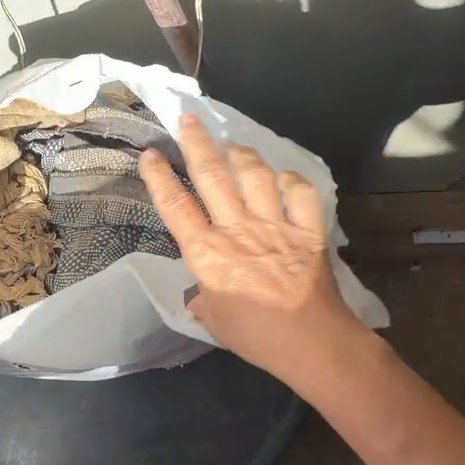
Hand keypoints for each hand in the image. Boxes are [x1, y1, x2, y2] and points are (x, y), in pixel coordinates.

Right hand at [137, 113, 367, 378]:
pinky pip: (301, 194)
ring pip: (255, 176)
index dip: (160, 177)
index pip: (176, 206)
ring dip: (242, 155)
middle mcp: (237, 230)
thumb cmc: (255, 337)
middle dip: (198, 144)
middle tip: (189, 120)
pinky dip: (291, 181)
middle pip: (213, 177)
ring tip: (233, 145)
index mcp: (207, 254)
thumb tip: (200, 295)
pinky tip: (282, 178)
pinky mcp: (309, 231)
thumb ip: (203, 300)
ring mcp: (275, 227)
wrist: (314, 344)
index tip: (151, 154)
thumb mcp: (214, 321)